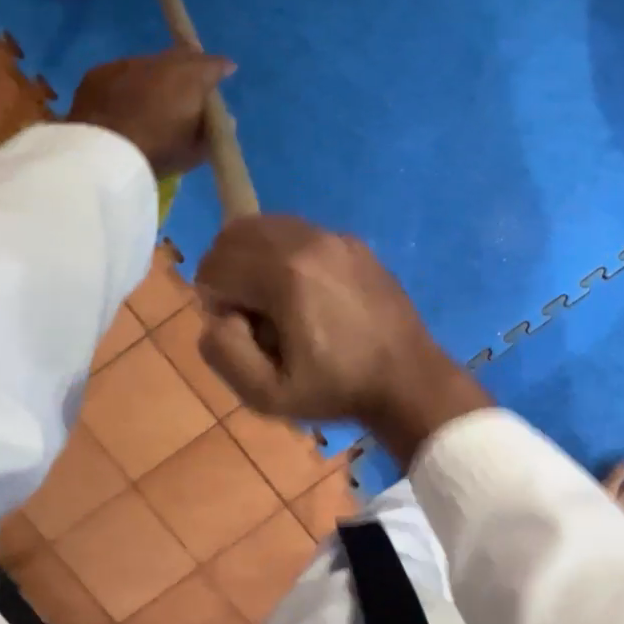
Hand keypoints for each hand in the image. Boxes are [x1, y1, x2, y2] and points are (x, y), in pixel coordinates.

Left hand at [66, 51, 235, 181]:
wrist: (101, 153)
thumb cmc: (158, 152)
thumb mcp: (197, 151)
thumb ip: (214, 130)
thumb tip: (224, 117)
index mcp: (190, 79)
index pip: (214, 64)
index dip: (222, 67)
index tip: (227, 71)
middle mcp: (160, 63)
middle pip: (182, 55)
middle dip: (191, 63)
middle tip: (194, 78)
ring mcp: (127, 64)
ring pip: (151, 63)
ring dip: (158, 74)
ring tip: (157, 94)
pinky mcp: (99, 72)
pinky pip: (123, 72)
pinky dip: (131, 82)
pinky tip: (127, 101)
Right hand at [194, 216, 489, 465]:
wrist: (409, 380)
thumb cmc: (338, 390)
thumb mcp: (266, 395)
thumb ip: (223, 352)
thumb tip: (219, 316)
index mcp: (287, 273)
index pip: (214, 266)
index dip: (218, 303)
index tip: (248, 334)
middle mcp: (311, 241)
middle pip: (236, 234)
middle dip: (232, 273)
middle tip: (257, 316)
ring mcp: (338, 237)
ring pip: (268, 228)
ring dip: (258, 260)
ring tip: (283, 305)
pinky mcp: (357, 244)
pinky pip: (302, 235)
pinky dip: (290, 256)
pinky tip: (313, 298)